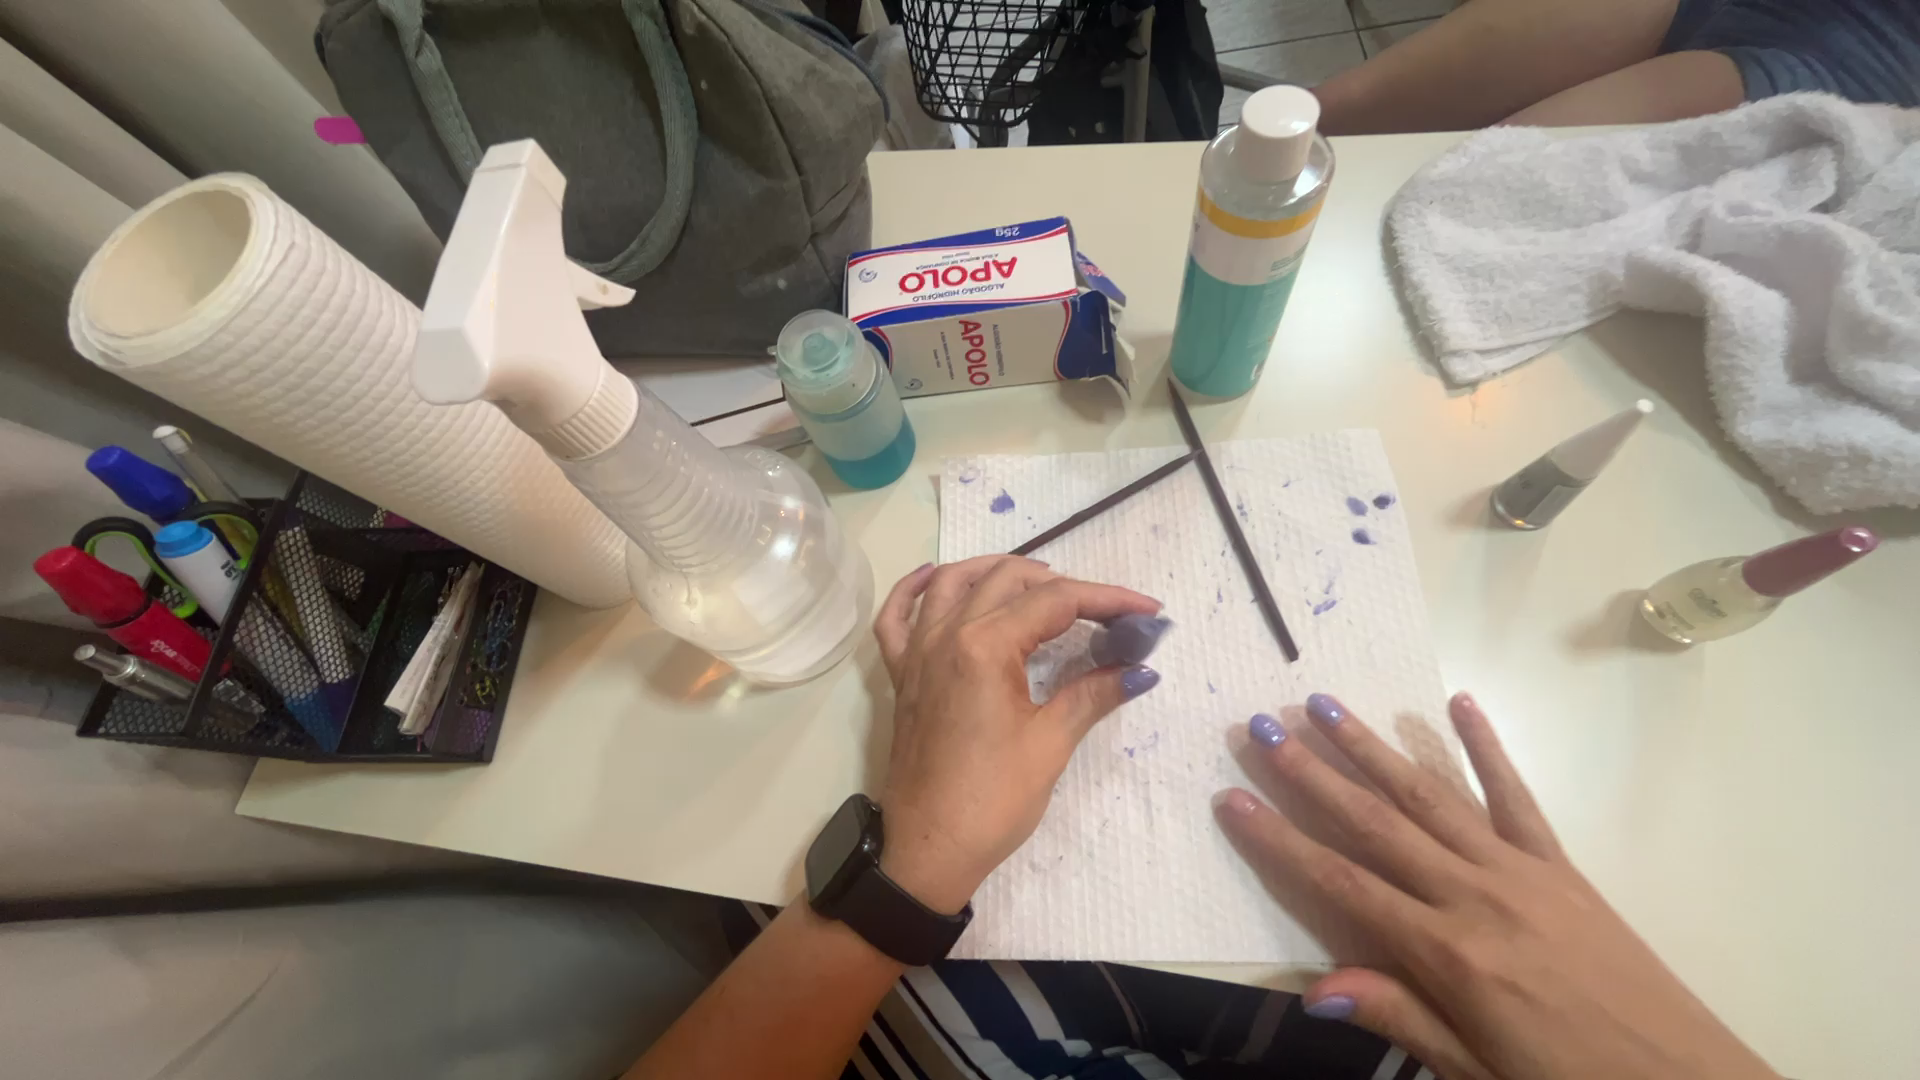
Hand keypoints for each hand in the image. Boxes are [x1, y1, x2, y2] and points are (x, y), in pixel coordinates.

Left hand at [872, 557, 1162, 912]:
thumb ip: (1093, 693)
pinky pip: (898, 615)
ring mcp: (917, 650)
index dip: (1107, 599)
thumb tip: (1142, 668)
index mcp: (984, 646)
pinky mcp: (902, 671)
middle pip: (1007, 580)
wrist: (927, 849)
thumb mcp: (1050, 744)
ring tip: (1038, 582)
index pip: (1055, 601)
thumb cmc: (992, 800)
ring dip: (996, 571)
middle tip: (1103, 612)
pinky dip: (915, 589)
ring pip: (953, 583)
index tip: (1147, 610)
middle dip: (1063, 585)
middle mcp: (946, 633)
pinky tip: (936, 578)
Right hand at [1217, 692, 1779, 1079]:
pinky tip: (1457, 703)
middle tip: (1264, 723)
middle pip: (1373, 821)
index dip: (1278, 839)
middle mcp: (1473, 895)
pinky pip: (1516, 797)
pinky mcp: (1559, 865)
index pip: (1340, 882)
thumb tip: (1310, 991)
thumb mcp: (1479, 1075)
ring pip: (1429, 794)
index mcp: (1448, 952)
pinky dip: (1485, 747)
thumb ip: (1398, 1017)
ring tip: (1326, 703)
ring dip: (1372, 746)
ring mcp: (1518, 871)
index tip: (1230, 797)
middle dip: (1310, 770)